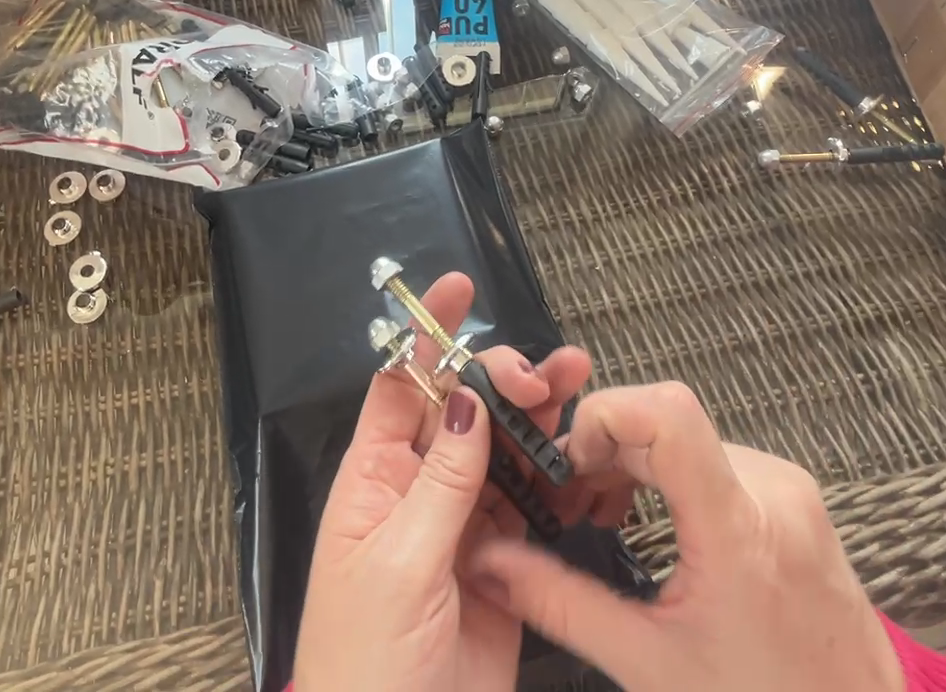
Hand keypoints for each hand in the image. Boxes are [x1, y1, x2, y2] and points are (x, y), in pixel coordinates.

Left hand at [292, 271, 591, 691]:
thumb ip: (441, 481)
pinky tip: (580, 456)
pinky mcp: (498, 554)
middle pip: (461, 409)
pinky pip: (527, 500)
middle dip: (499, 377)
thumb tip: (464, 403)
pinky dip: (554, 475)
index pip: (401, 384)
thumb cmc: (365, 655)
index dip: (428, 335)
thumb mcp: (401, 561)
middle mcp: (417, 486)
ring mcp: (460, 518)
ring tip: (578, 385)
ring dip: (536, 415)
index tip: (460, 291)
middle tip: (543, 373)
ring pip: (501, 448)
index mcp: (375, 475)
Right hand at [470, 382, 903, 691]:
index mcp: (739, 529)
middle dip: (598, 452)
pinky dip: (660, 473)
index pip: (667, 413)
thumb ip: (559, 602)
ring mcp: (785, 486)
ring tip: (599, 514)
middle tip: (566, 505)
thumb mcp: (647, 664)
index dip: (601, 416)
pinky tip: (642, 516)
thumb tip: (489, 564)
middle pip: (660, 422)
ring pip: (680, 435)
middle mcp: (770, 488)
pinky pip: (707, 454)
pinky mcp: (788, 493)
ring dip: (626, 463)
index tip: (570, 465)